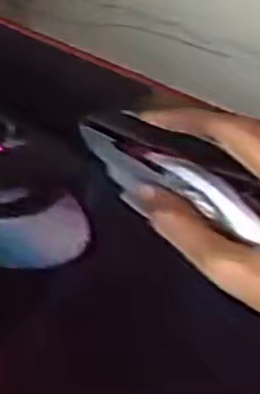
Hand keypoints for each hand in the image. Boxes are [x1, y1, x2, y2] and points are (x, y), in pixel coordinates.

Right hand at [134, 106, 259, 313]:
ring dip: (247, 151)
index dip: (181, 117)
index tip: (144, 118)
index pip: (232, 129)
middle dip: (214, 131)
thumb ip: (187, 230)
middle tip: (174, 138)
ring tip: (214, 163)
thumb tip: (147, 195)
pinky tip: (252, 192)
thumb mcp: (246, 276)